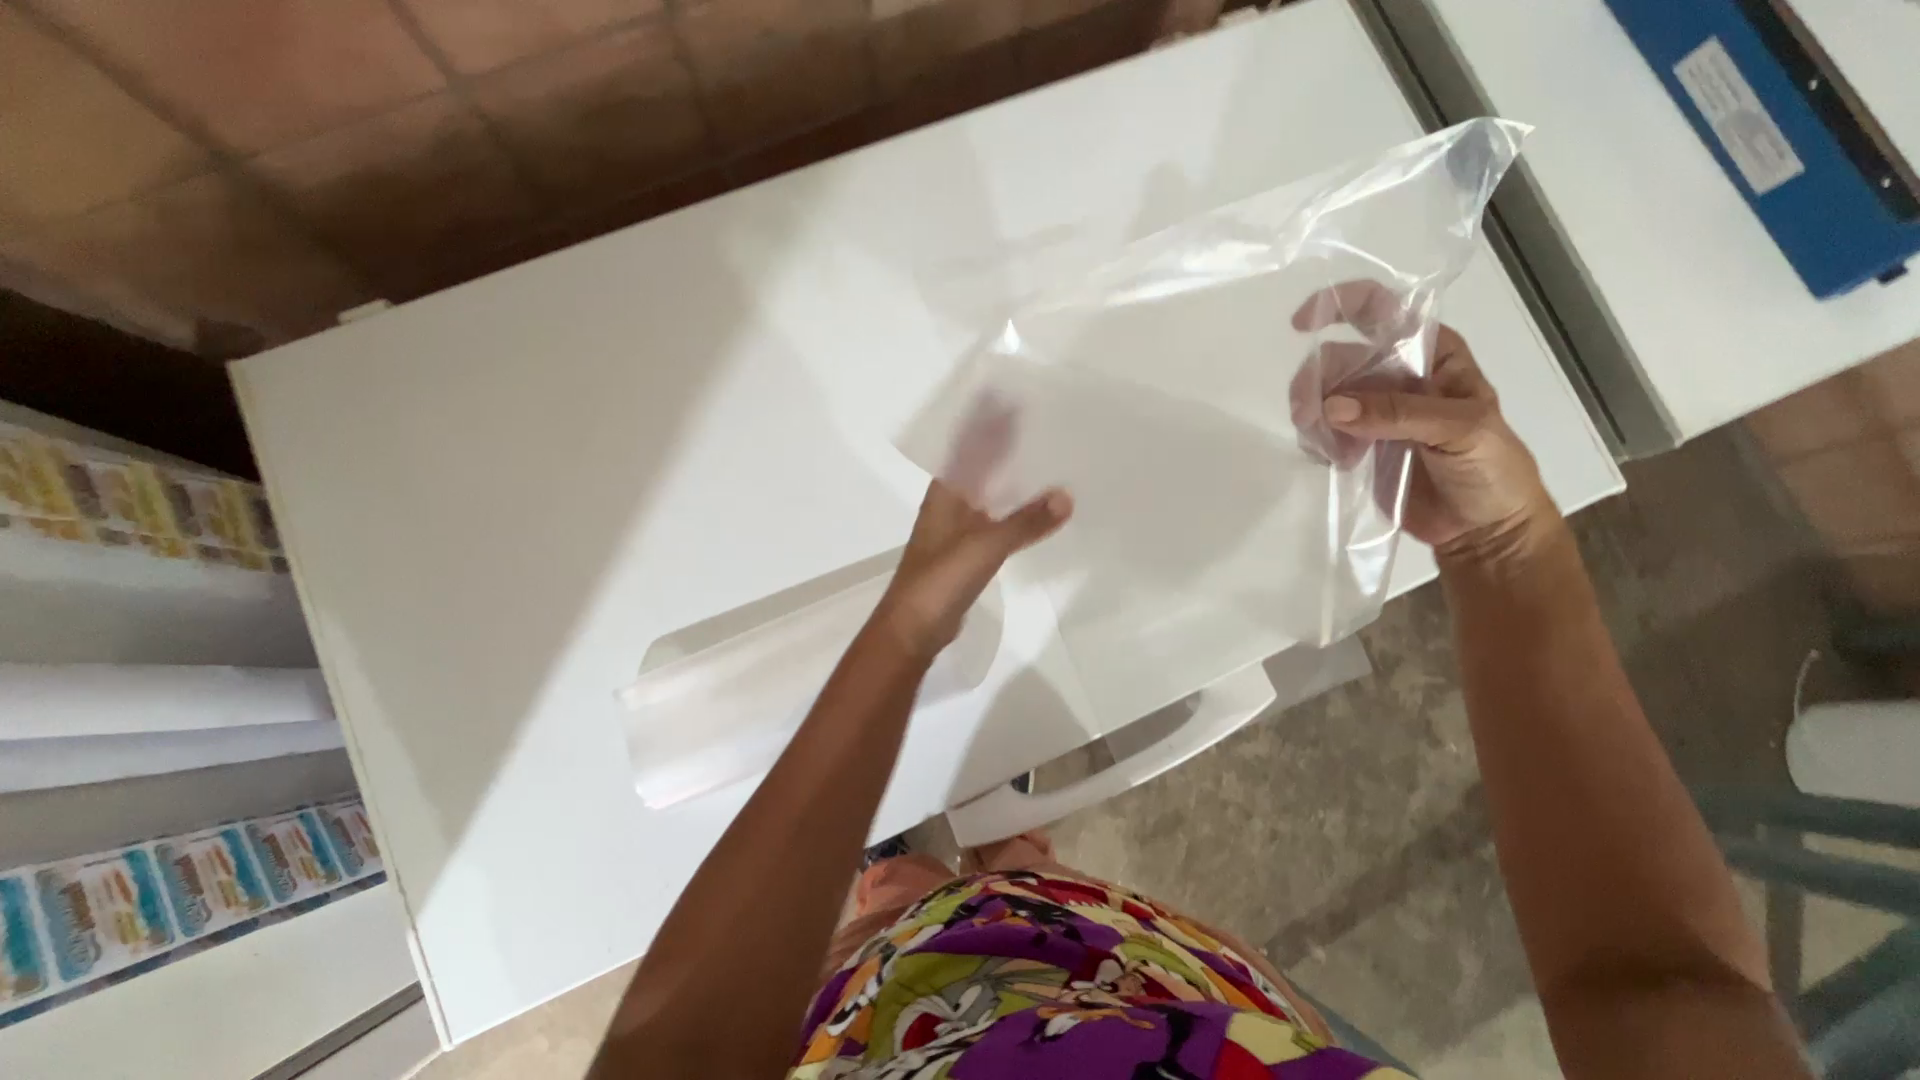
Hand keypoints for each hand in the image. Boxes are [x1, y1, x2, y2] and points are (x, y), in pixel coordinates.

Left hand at [874, 393, 1072, 658]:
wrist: (913, 629)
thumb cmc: (940, 580)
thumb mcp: (986, 546)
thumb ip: (1025, 522)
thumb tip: (1067, 495)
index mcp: (946, 495)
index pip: (967, 447)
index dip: (985, 424)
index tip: (1009, 398)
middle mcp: (949, 506)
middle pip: (977, 467)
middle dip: (1001, 445)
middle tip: (1037, 422)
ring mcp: (957, 531)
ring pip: (987, 494)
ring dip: (1009, 477)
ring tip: (1043, 458)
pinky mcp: (966, 555)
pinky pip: (994, 521)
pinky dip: (1012, 510)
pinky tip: (1034, 510)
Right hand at [1292, 282, 1561, 567]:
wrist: (1485, 530)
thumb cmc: (1492, 469)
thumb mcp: (1460, 431)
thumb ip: (1397, 413)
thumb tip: (1331, 406)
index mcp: (1433, 353)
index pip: (1384, 310)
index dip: (1341, 304)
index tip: (1302, 324)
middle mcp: (1400, 374)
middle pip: (1339, 357)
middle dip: (1318, 382)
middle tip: (1310, 417)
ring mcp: (1376, 411)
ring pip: (1324, 394)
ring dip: (1316, 418)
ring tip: (1333, 450)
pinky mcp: (1358, 444)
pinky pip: (1321, 430)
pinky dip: (1318, 441)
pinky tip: (1336, 461)